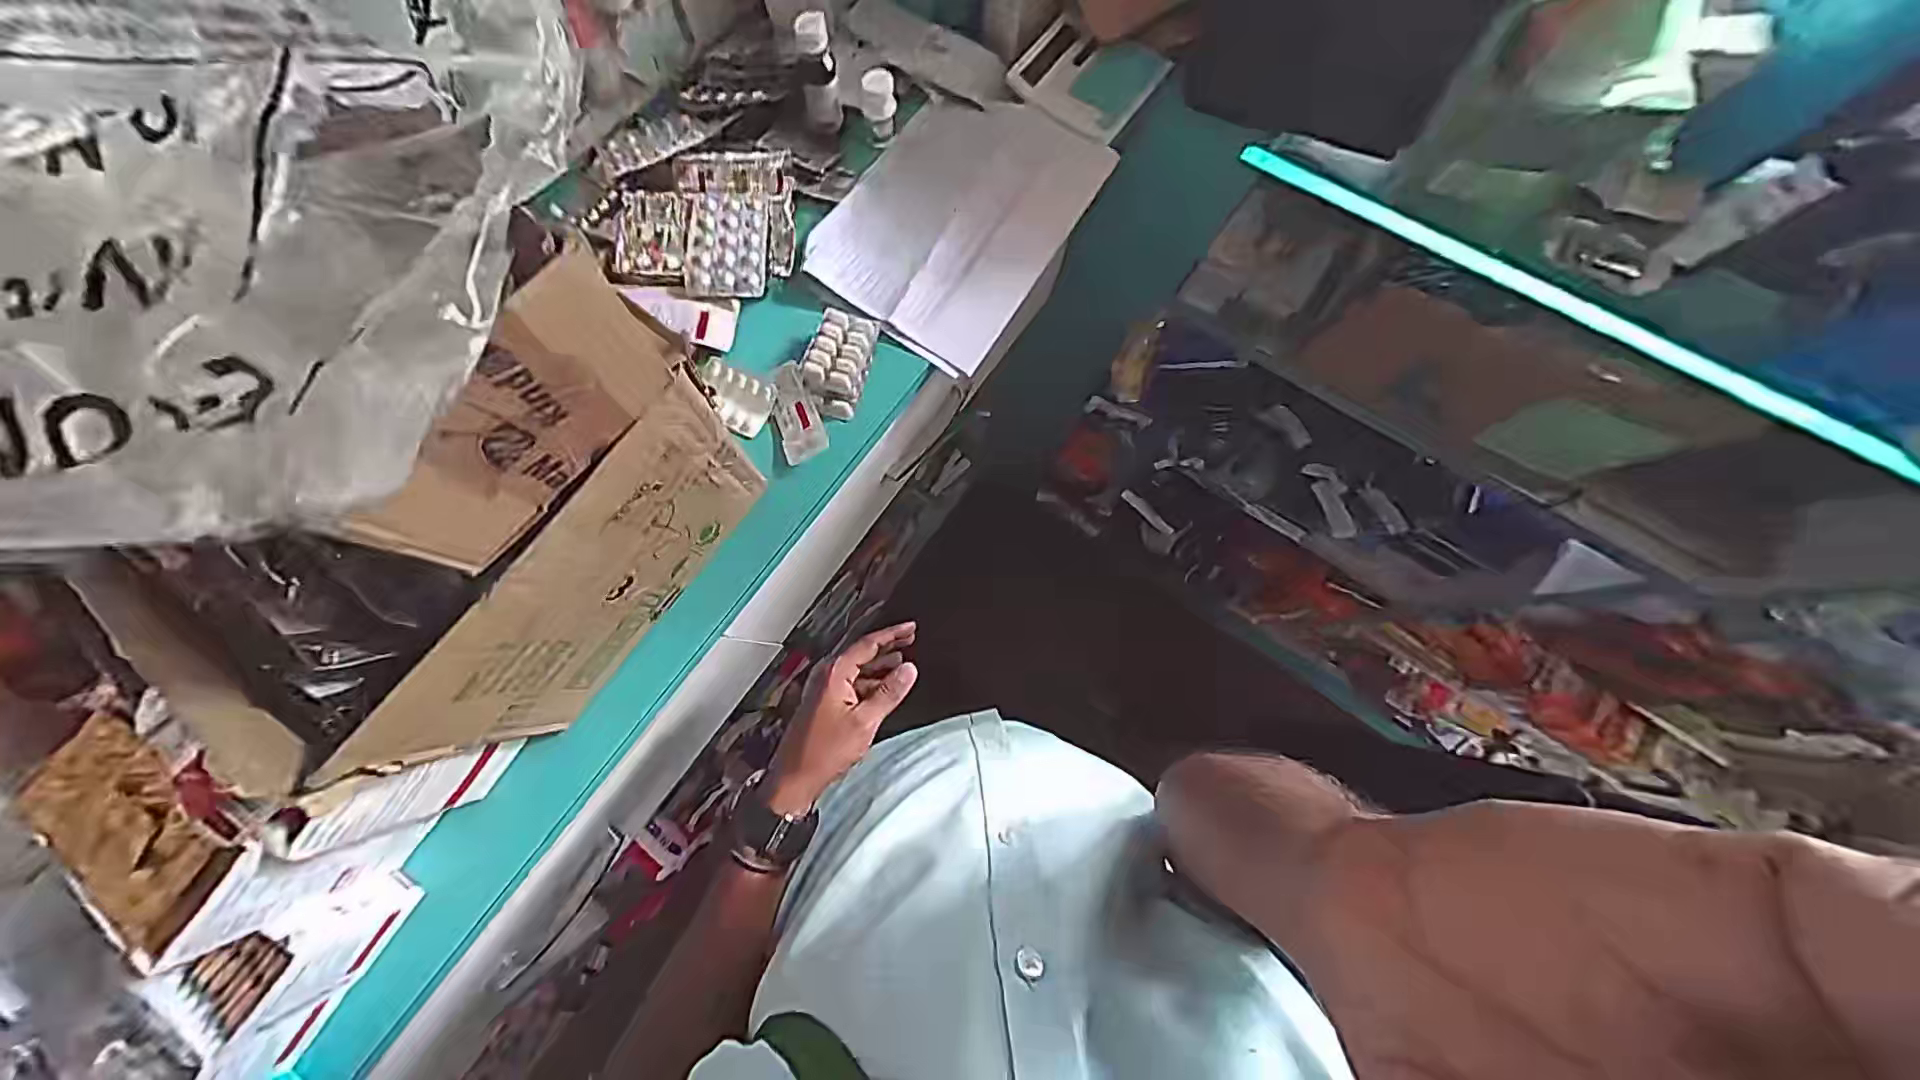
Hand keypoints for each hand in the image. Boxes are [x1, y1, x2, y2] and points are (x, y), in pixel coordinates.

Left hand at [764, 622, 917, 814]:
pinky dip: (871, 682)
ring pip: (858, 668)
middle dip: (887, 646)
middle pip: (862, 652)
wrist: (794, 779)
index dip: (892, 634)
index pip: (868, 644)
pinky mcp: (825, 703)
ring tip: (901, 662)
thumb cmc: (821, 754)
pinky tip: (884, 688)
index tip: (909, 628)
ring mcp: (824, 689)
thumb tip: (908, 670)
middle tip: (909, 639)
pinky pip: (852, 683)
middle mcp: (826, 676)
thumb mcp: (865, 722)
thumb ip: (889, 693)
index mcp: (834, 674)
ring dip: (880, 665)